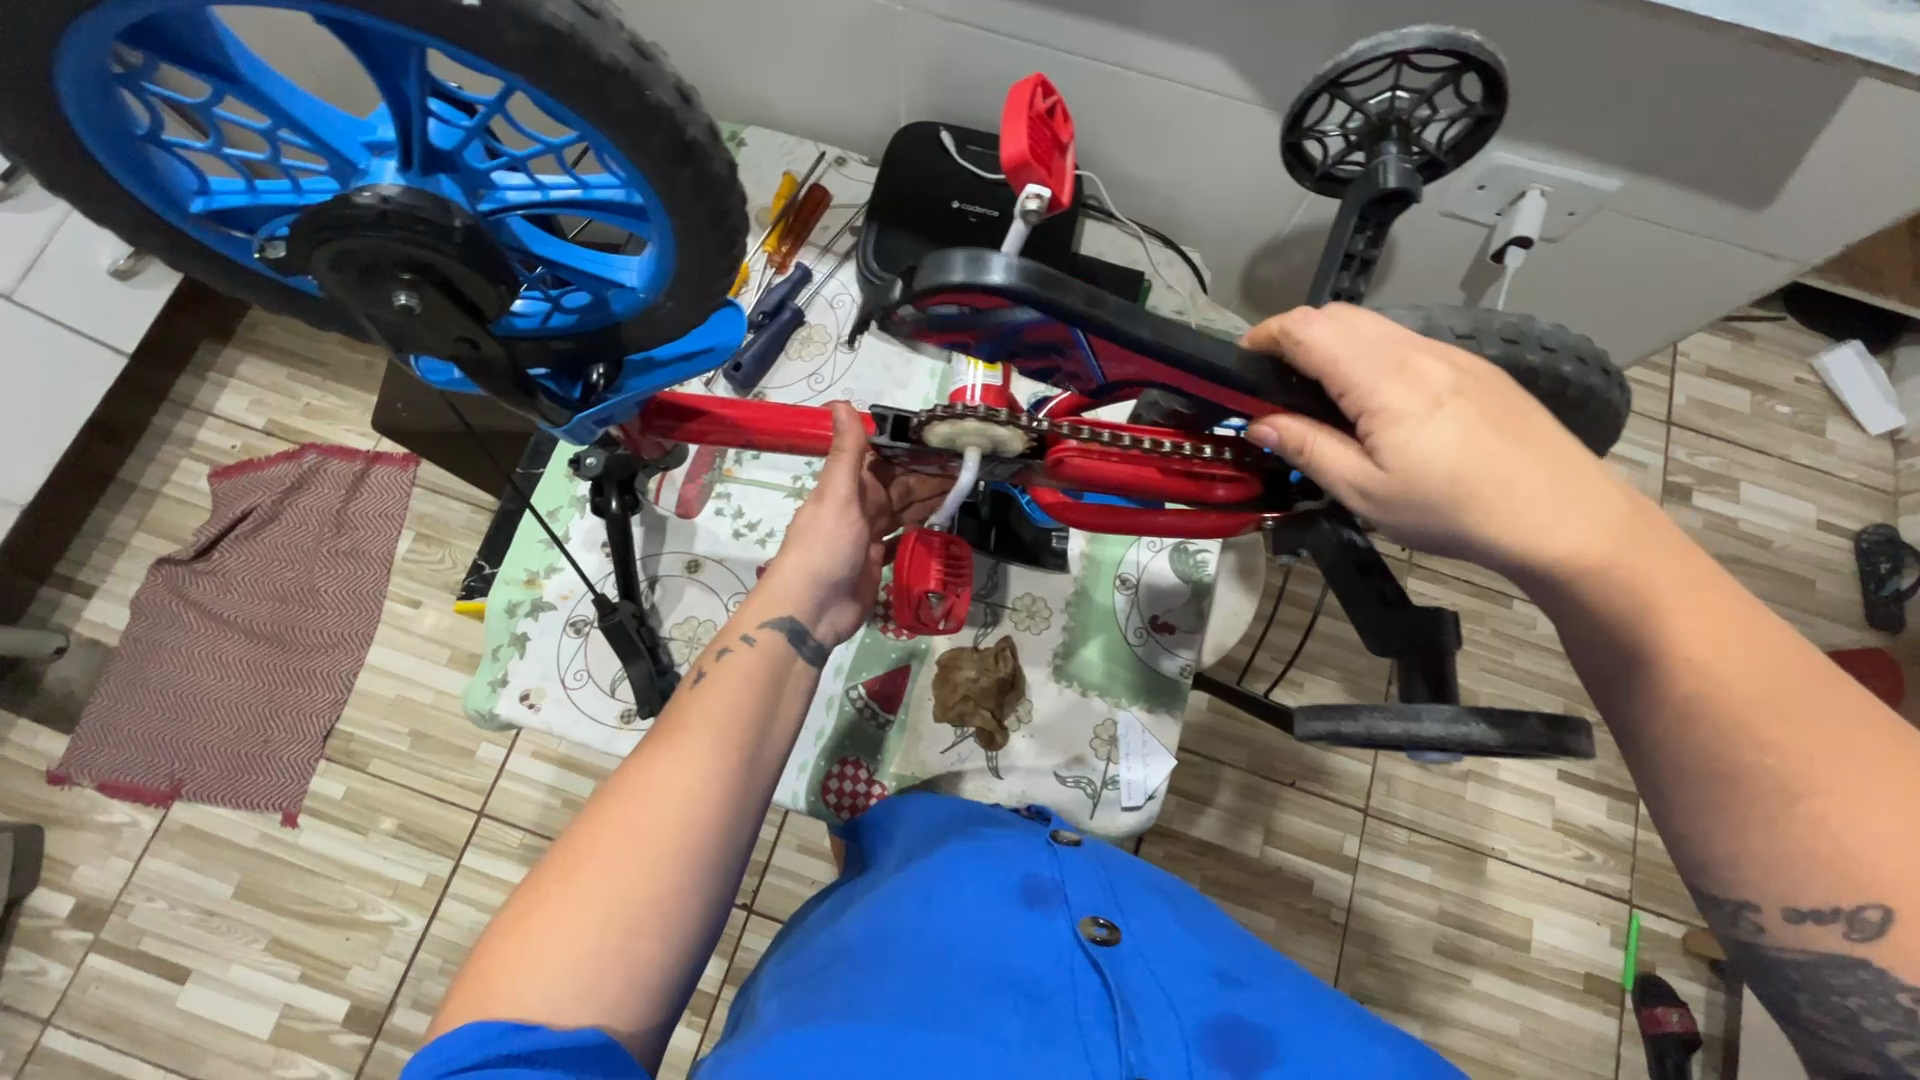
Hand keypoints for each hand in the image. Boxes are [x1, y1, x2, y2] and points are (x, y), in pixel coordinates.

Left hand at [763, 402, 949, 644]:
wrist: (812, 608)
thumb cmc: (825, 547)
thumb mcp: (836, 493)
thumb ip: (845, 451)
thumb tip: (840, 401)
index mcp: (849, 487)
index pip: (884, 460)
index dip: (911, 450)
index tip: (943, 441)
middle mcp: (859, 508)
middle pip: (900, 486)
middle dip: (929, 477)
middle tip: (967, 469)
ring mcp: (867, 537)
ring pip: (904, 512)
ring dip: (929, 502)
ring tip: (963, 491)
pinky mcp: (876, 563)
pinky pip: (902, 541)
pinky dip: (919, 533)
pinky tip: (941, 526)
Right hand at [1241, 304, 1637, 578]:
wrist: (1561, 514)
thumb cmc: (1455, 511)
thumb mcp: (1365, 492)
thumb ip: (1307, 448)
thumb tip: (1258, 422)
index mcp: (1385, 380)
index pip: (1307, 329)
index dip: (1264, 336)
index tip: (1239, 364)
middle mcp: (1417, 351)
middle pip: (1338, 315)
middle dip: (1293, 336)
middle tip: (1272, 384)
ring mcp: (1451, 354)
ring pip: (1373, 326)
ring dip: (1331, 344)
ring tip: (1316, 395)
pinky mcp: (1473, 366)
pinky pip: (1404, 342)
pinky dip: (1367, 355)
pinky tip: (1371, 401)